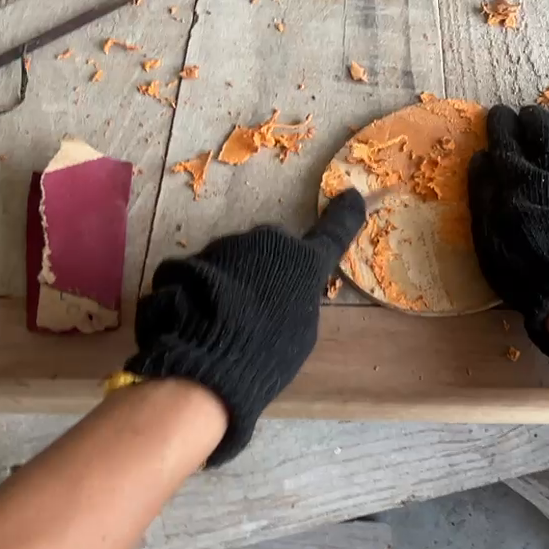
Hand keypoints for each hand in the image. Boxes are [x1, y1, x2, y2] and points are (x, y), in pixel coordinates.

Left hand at [126, 190, 366, 465]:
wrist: (203, 353)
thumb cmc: (266, 352)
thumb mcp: (299, 332)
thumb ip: (298, 299)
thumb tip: (284, 290)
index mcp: (305, 261)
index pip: (332, 234)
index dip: (344, 216)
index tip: (352, 196)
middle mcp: (270, 242)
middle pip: (275, 248)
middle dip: (270, 267)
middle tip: (259, 307)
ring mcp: (229, 245)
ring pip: (239, 258)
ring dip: (236, 280)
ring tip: (225, 320)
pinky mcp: (196, 257)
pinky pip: (209, 271)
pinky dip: (208, 289)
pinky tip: (201, 317)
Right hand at [468, 90, 548, 362]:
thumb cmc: (523, 269)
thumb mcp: (487, 236)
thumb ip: (483, 193)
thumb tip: (482, 157)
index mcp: (518, 181)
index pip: (506, 141)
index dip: (500, 123)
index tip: (497, 113)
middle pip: (545, 132)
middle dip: (534, 116)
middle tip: (529, 112)